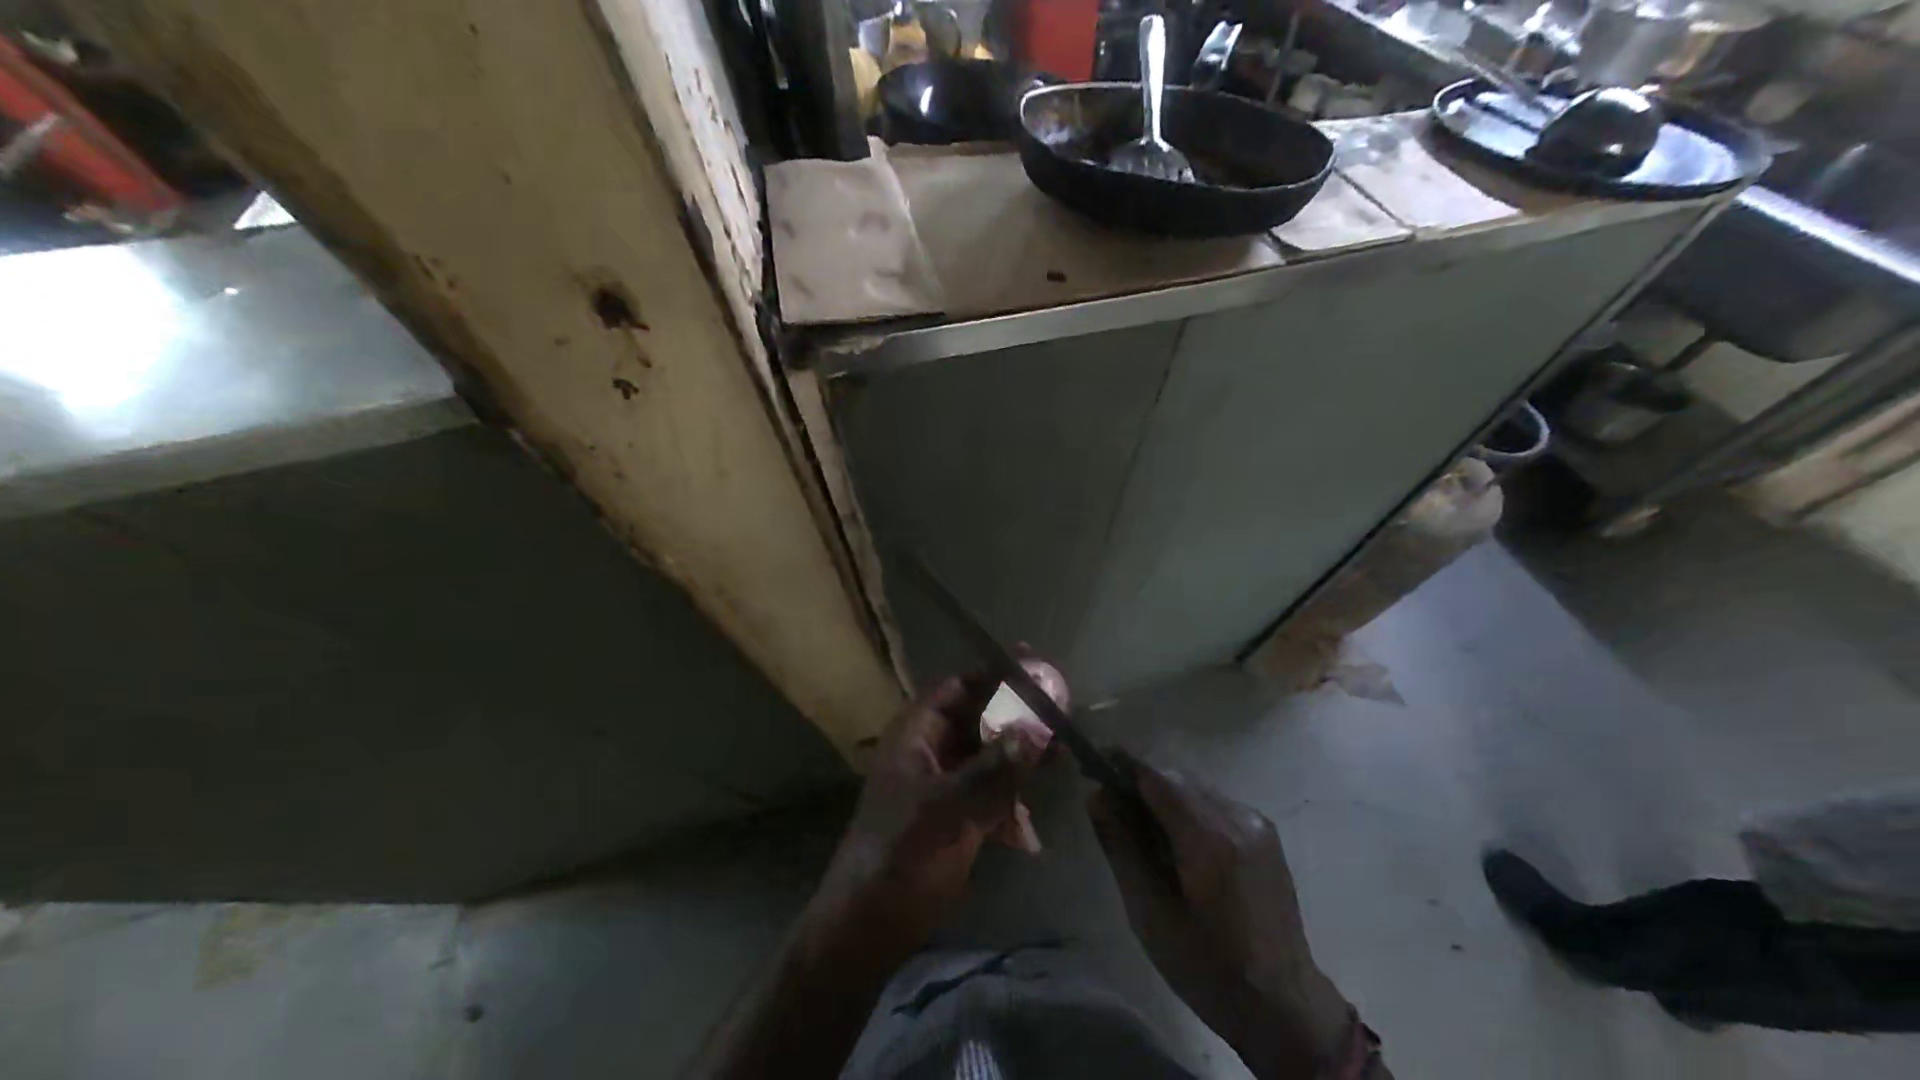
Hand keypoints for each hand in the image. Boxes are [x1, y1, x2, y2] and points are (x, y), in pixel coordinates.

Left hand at [808, 674, 1044, 959]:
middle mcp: (933, 751)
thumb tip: (1036, 728)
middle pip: (982, 719)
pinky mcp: (961, 818)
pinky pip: (996, 797)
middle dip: (1019, 718)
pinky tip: (1027, 839)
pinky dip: (1012, 811)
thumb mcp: (945, 807)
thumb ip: (992, 769)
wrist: (872, 920)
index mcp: (917, 734)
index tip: (1036, 666)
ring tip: (1062, 758)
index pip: (960, 687)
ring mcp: (948, 785)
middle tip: (1061, 713)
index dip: (995, 674)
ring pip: (994, 757)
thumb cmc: (898, 851)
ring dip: (1023, 762)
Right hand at [1089, 756, 1353, 1079]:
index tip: (1093, 765)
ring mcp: (1257, 824)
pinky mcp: (1266, 834)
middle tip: (1113, 809)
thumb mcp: (1149, 911)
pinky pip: (1216, 804)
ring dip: (1166, 796)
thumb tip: (1096, 795)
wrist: (1282, 1003)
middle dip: (1143, 784)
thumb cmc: (1206, 964)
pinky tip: (1180, 844)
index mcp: (1209, 839)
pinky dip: (1190, 810)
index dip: (1122, 765)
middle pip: (1177, 777)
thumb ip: (1121, 846)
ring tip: (1145, 831)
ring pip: (1197, 788)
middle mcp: (1238, 818)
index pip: (1157, 777)